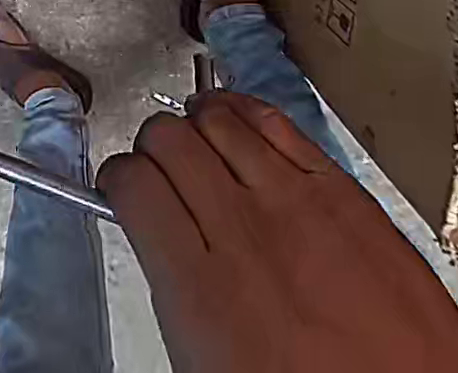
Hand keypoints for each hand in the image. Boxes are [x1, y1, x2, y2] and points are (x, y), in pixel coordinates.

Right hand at [96, 91, 457, 372]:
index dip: (118, 177)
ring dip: (192, 124)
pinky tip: (232, 121)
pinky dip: (240, 109)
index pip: (132, 181)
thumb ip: (166, 273)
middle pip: (164, 139)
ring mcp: (295, 203)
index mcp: (202, 287)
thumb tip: (144, 221)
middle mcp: (243, 233)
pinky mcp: (339, 187)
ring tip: (193, 140)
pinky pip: (270, 118)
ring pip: (212, 119)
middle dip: (151, 148)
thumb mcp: (208, 354)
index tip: (125, 186)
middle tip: (159, 166)